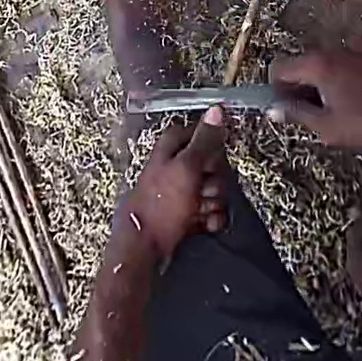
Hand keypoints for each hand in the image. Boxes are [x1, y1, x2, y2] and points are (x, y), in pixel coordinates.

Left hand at [124, 107, 228, 258]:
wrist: (144, 252)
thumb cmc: (162, 204)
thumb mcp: (186, 167)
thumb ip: (205, 139)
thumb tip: (217, 108)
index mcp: (172, 147)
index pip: (203, 134)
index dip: (213, 147)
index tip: (214, 160)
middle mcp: (176, 165)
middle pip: (212, 163)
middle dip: (215, 179)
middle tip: (204, 190)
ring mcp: (181, 191)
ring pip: (213, 188)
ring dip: (213, 202)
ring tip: (202, 211)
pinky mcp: (185, 214)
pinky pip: (209, 210)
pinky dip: (210, 218)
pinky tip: (207, 225)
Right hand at [268, 49, 361, 148]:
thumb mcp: (326, 126)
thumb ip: (296, 114)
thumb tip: (272, 109)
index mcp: (315, 65)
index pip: (279, 67)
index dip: (277, 88)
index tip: (288, 107)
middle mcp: (329, 50)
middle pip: (300, 63)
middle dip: (298, 86)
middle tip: (312, 112)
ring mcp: (349, 48)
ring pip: (321, 61)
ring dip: (319, 80)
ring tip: (335, 105)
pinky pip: (342, 59)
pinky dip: (340, 72)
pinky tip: (352, 90)